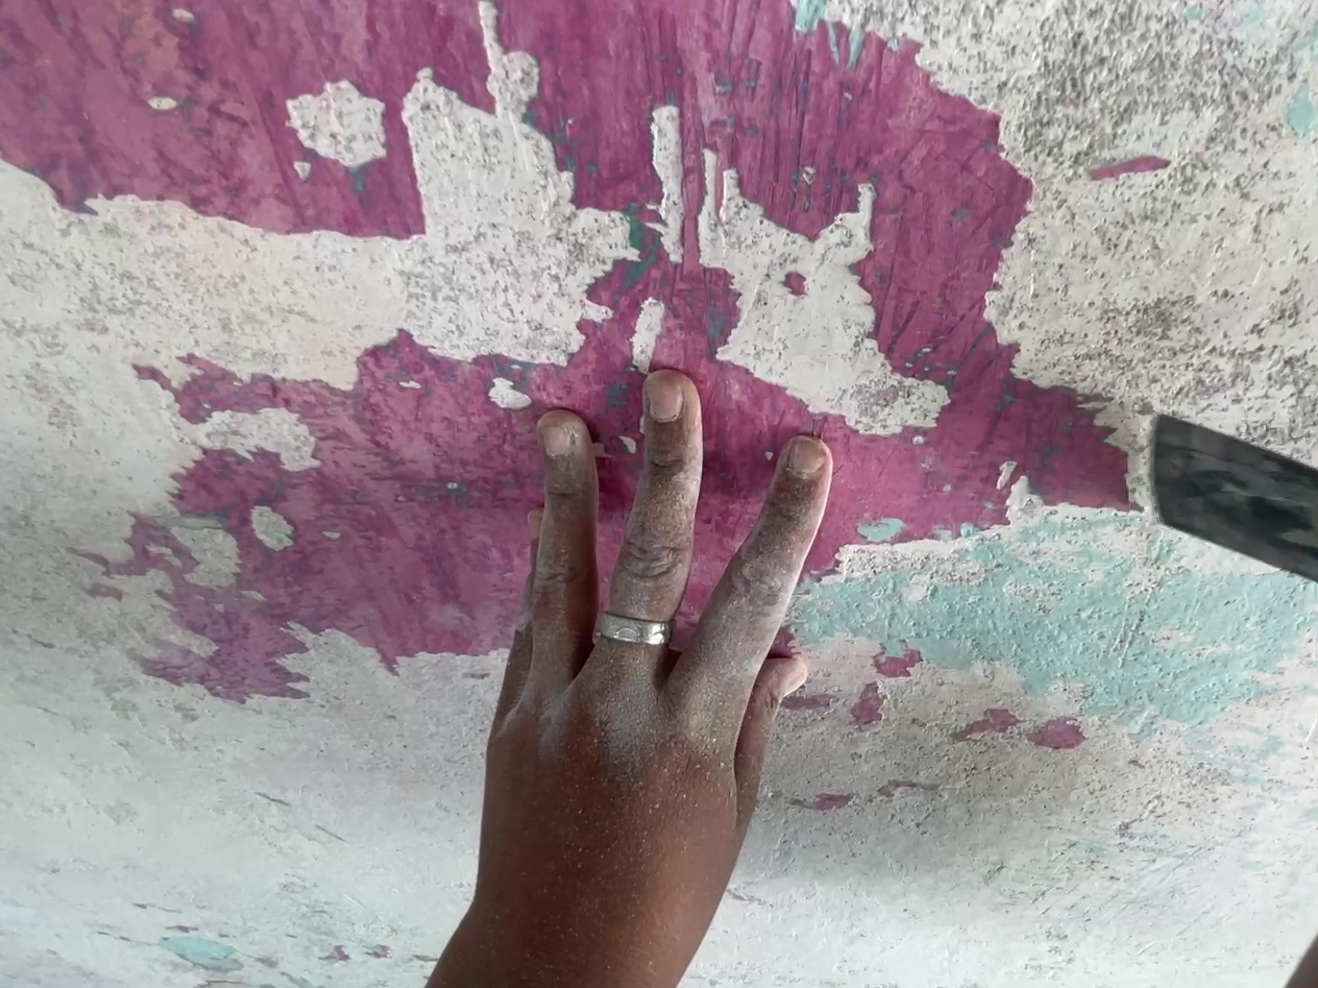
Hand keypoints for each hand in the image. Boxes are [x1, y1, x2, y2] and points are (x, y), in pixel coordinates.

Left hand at [428, 370, 832, 987]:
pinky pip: (535, 617)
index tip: (807, 454)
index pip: (753, 606)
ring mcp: (553, 701)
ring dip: (565, 491)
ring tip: (562, 420)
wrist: (550, 963)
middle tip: (669, 387)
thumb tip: (789, 646)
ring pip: (564, 577)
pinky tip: (549, 502)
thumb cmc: (666, 890)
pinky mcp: (509, 710)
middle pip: (649, 568)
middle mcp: (619, 702)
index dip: (786, 523)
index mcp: (692, 731)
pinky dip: (547, 554)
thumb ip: (757, 715)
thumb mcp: (733, 811)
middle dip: (666, 468)